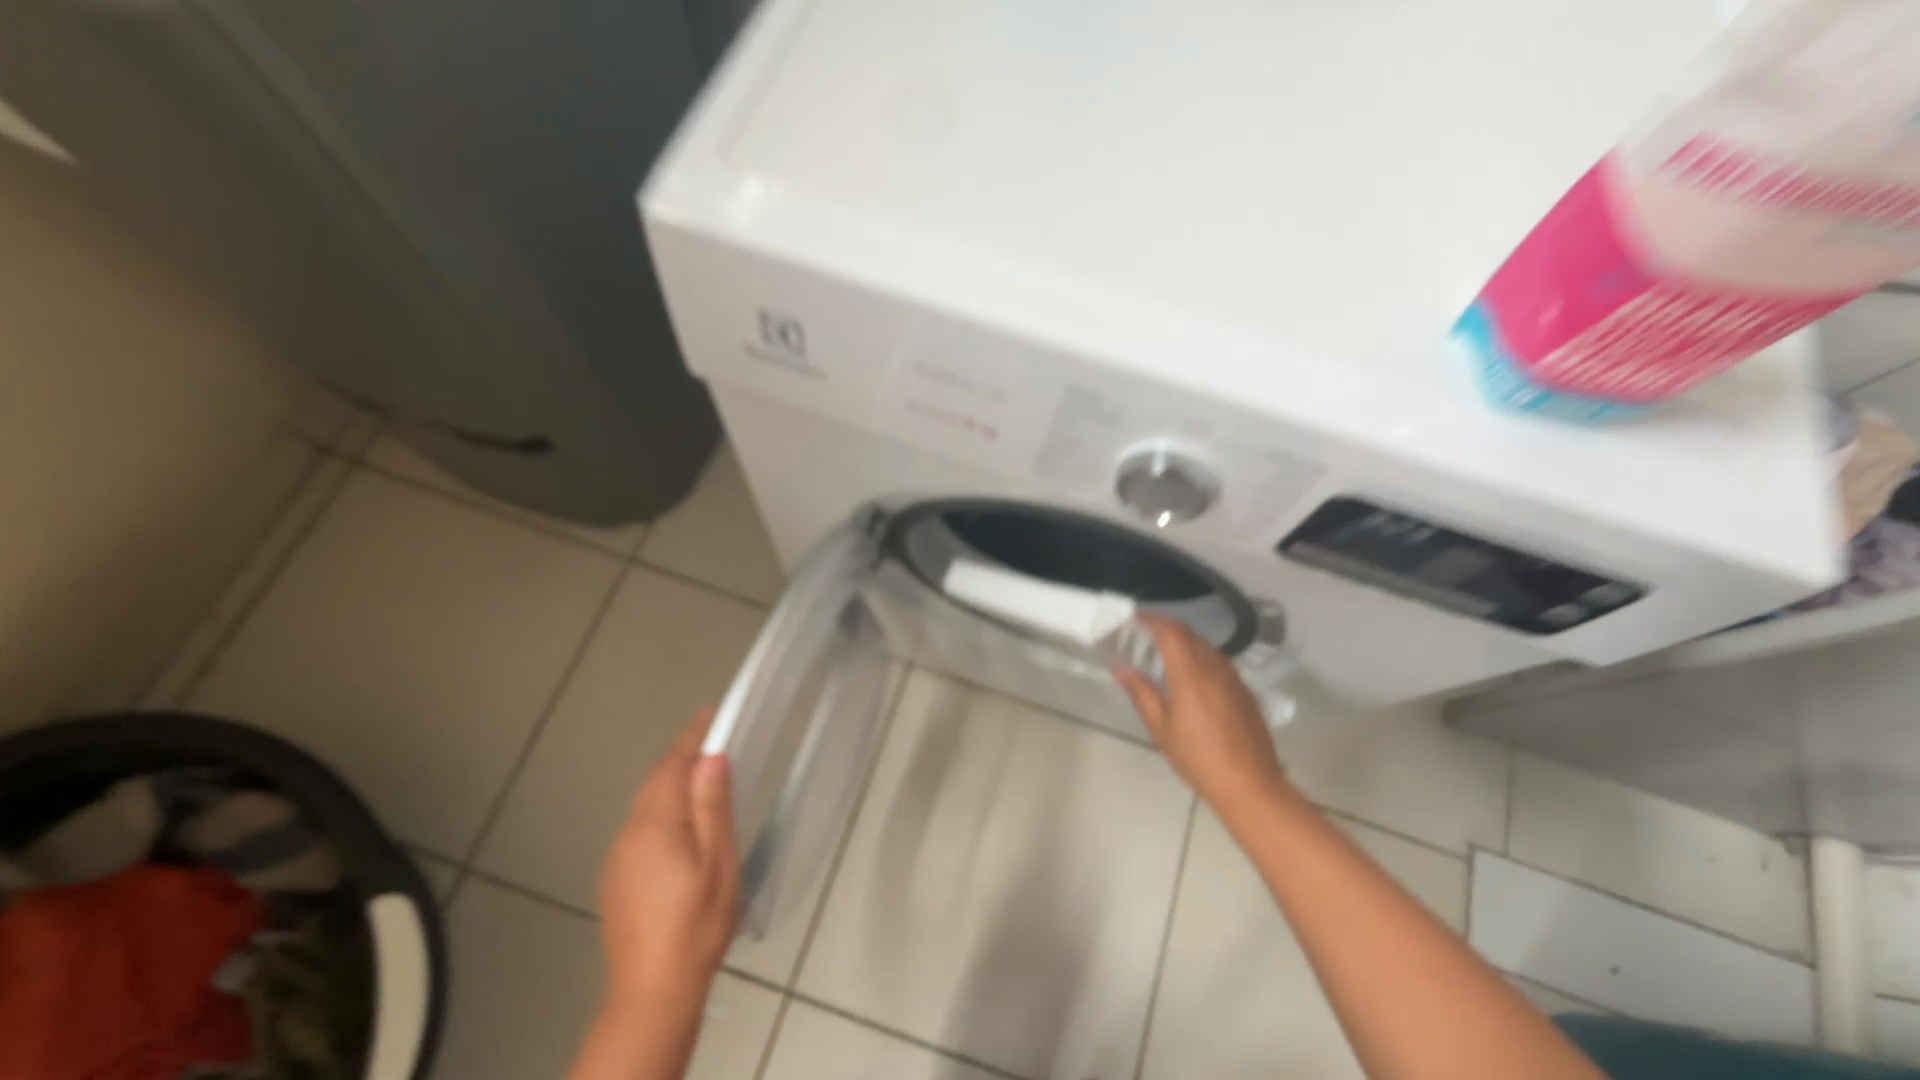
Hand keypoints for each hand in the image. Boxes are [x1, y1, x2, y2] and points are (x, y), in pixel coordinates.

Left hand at [597, 708, 739, 1006]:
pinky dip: (660, 813)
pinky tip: (678, 829)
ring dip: (670, 786)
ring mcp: (618, 857)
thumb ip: (713, 808)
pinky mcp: (615, 879)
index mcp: (657, 824)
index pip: (673, 765)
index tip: (710, 713)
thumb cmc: (697, 924)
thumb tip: (711, 758)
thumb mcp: (718, 863)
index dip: (692, 737)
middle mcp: (630, 833)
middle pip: (655, 782)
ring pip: (645, 806)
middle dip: (680, 758)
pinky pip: (639, 829)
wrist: (653, 989)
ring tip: (701, 780)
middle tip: (711, 742)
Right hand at [1114, 614, 1290, 812]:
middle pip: (1190, 635)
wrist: (1250, 784)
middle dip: (1168, 628)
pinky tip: (1193, 678)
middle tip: (1147, 634)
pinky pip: (1220, 663)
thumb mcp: (1161, 728)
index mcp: (1190, 674)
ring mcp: (1234, 679)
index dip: (1153, 619)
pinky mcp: (1245, 692)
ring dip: (1186, 642)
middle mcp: (1214, 668)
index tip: (1136, 618)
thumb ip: (1141, 693)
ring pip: (1207, 647)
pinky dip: (1202, 658)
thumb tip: (1121, 668)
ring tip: (1167, 654)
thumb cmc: (1198, 758)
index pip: (1171, 632)